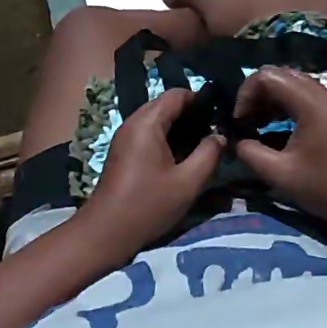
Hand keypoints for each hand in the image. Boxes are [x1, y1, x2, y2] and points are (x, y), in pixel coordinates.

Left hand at [78, 89, 223, 256]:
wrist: (105, 233)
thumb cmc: (148, 205)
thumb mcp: (188, 182)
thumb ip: (209, 154)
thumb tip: (221, 136)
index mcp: (147, 123)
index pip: (177, 94)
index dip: (201, 101)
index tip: (220, 117)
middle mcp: (133, 122)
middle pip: (166, 104)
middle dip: (192, 114)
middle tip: (214, 133)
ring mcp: (125, 136)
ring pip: (157, 118)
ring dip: (180, 127)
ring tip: (202, 145)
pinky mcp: (123, 150)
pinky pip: (149, 132)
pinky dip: (167, 137)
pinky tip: (182, 156)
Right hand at [233, 67, 326, 227]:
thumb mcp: (281, 174)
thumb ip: (251, 154)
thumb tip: (235, 141)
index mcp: (310, 102)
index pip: (267, 76)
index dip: (245, 94)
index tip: (238, 121)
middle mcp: (322, 94)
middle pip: (280, 75)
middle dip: (256, 94)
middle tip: (245, 122)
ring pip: (292, 84)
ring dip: (270, 100)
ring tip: (256, 126)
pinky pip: (304, 97)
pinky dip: (285, 106)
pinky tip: (275, 130)